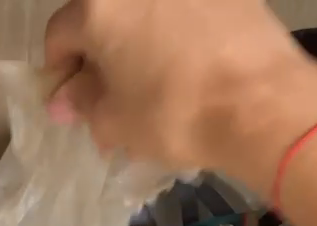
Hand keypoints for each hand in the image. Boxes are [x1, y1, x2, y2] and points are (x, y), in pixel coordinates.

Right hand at [43, 0, 316, 191]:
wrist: (258, 102)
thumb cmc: (173, 115)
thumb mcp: (114, 122)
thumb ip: (82, 104)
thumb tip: (67, 98)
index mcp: (99, 7)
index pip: (59, 35)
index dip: (59, 73)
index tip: (69, 102)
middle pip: (102, 17)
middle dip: (98, 57)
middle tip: (108, 98)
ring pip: (143, 13)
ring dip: (136, 45)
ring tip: (148, 85)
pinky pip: (181, 13)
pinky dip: (173, 36)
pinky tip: (183, 70)